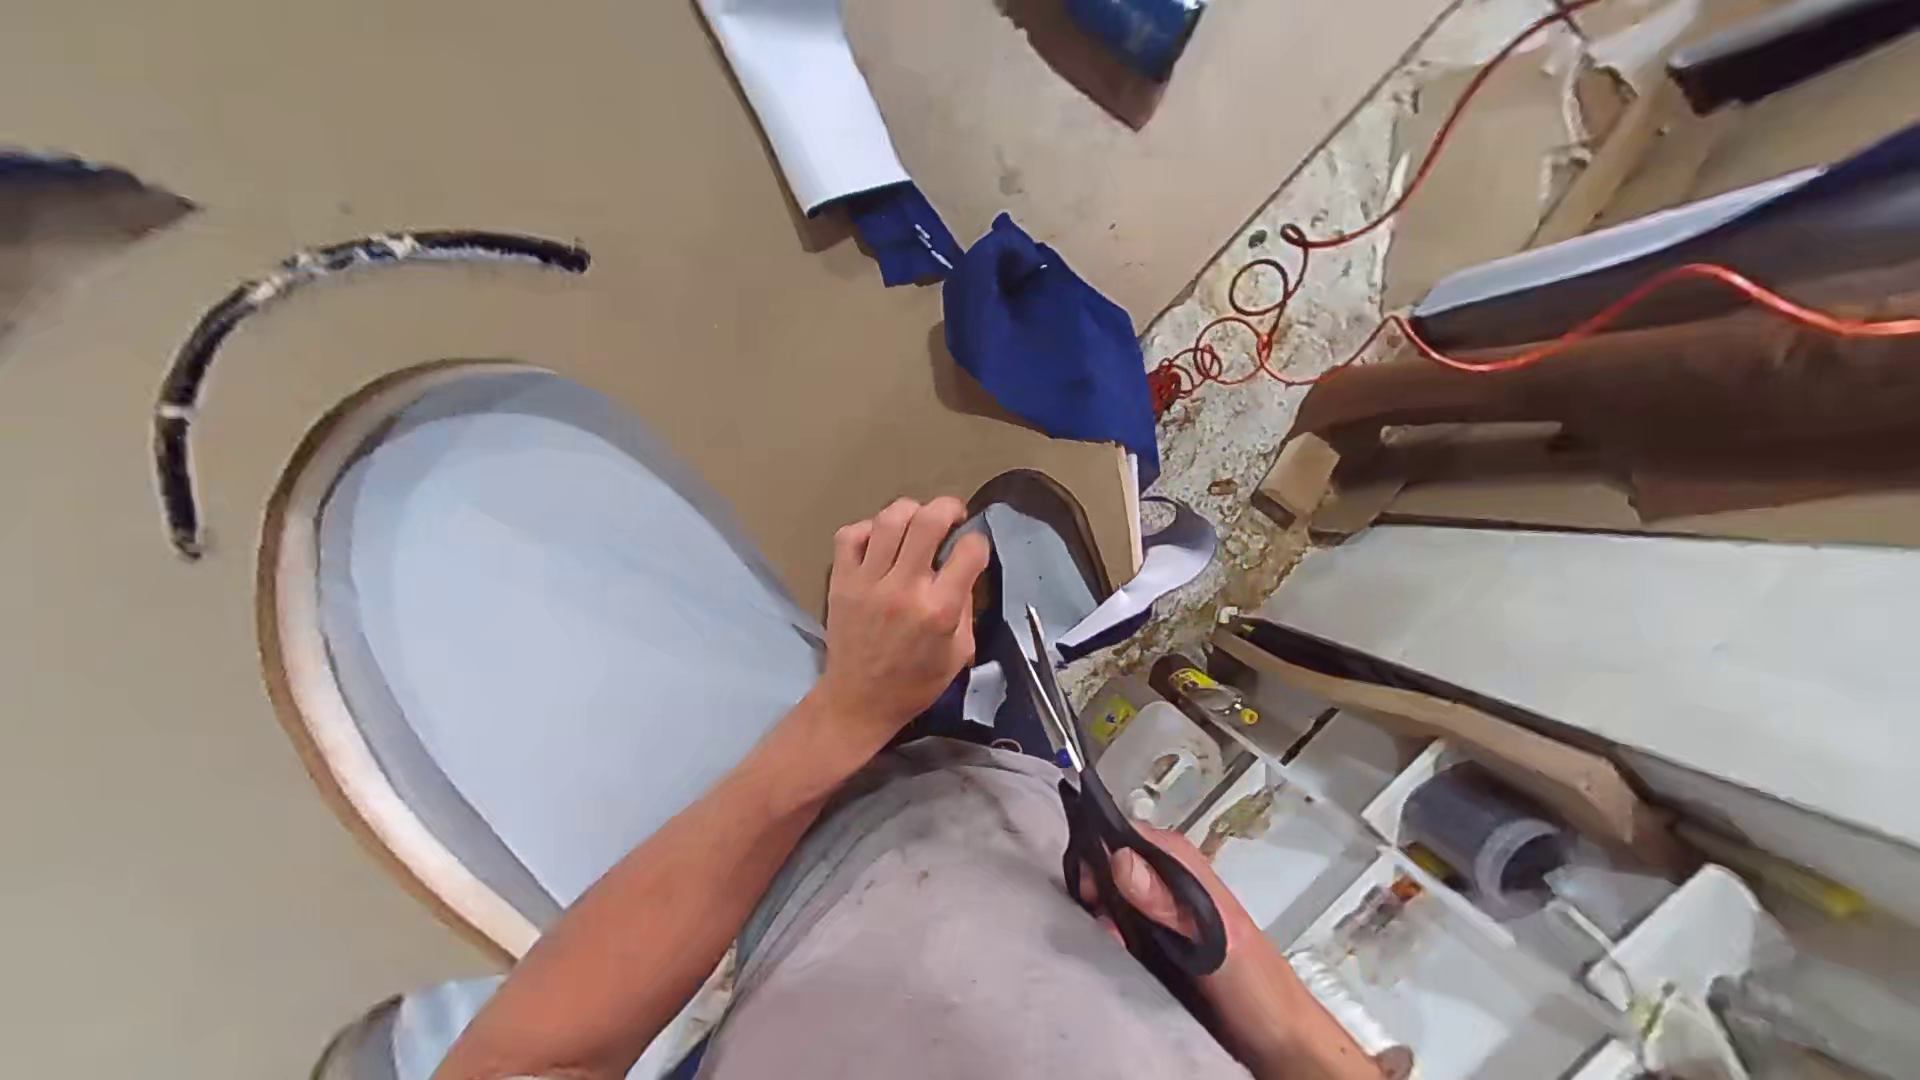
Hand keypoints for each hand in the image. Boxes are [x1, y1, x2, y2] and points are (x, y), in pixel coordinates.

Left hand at [806, 497, 990, 758]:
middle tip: (951, 516)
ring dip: (911, 511)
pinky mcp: (841, 581)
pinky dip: (869, 528)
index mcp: (940, 610)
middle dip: (948, 507)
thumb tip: (965, 567)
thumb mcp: (959, 652)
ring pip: (889, 519)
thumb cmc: (916, 682)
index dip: (978, 542)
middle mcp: (904, 589)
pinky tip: (880, 540)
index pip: (970, 550)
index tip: (973, 549)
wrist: (859, 700)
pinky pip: (851, 535)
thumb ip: (966, 606)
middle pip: (928, 521)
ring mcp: (868, 582)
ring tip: (917, 522)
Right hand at [1089, 827, 1392, 1079]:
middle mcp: (1165, 875)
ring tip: (1106, 941)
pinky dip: (1108, 934)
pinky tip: (1111, 952)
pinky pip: (1117, 922)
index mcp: (1179, 860)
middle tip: (1094, 919)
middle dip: (1095, 888)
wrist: (1274, 1039)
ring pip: (1110, 892)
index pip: (1123, 832)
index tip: (1083, 886)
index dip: (1097, 852)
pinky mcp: (1153, 935)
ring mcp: (1158, 905)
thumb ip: (1167, 899)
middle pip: (1110, 862)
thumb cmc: (1252, 982)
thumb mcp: (1211, 937)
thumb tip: (1119, 858)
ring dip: (1100, 915)